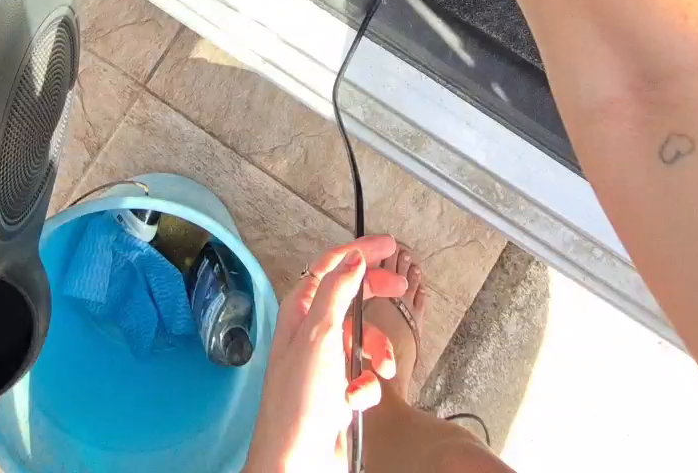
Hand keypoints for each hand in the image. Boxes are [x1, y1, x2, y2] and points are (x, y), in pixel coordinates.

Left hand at [245, 236, 410, 472]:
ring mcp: (328, 360)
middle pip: (351, 295)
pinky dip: (368, 385)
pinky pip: (366, 373)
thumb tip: (354, 257)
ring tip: (382, 368)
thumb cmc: (298, 401)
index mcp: (301, 309)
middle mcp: (313, 330)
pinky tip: (358, 400)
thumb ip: (337, 291)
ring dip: (379, 351)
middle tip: (400, 288)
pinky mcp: (340, 388)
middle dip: (375, 294)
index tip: (387, 245)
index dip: (359, 251)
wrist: (297, 462)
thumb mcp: (320, 335)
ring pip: (365, 337)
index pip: (331, 265)